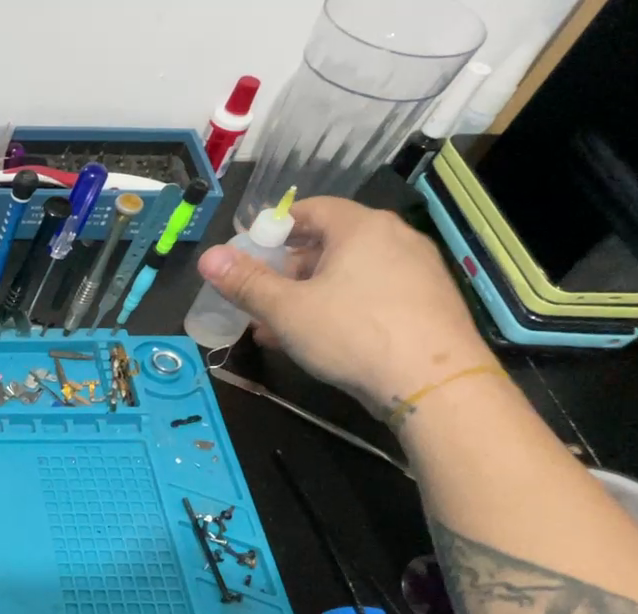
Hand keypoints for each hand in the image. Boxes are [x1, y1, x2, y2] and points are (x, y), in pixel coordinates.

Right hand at [197, 196, 491, 415]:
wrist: (430, 379)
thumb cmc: (352, 333)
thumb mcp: (287, 310)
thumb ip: (246, 283)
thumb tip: (207, 257)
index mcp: (361, 227)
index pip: (311, 209)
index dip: (275, 227)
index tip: (249, 253)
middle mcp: (393, 237)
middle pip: (330, 241)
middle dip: (288, 268)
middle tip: (259, 297)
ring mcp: (415, 269)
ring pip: (349, 271)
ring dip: (310, 292)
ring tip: (281, 325)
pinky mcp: (424, 300)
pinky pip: (370, 292)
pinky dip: (339, 305)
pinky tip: (320, 337)